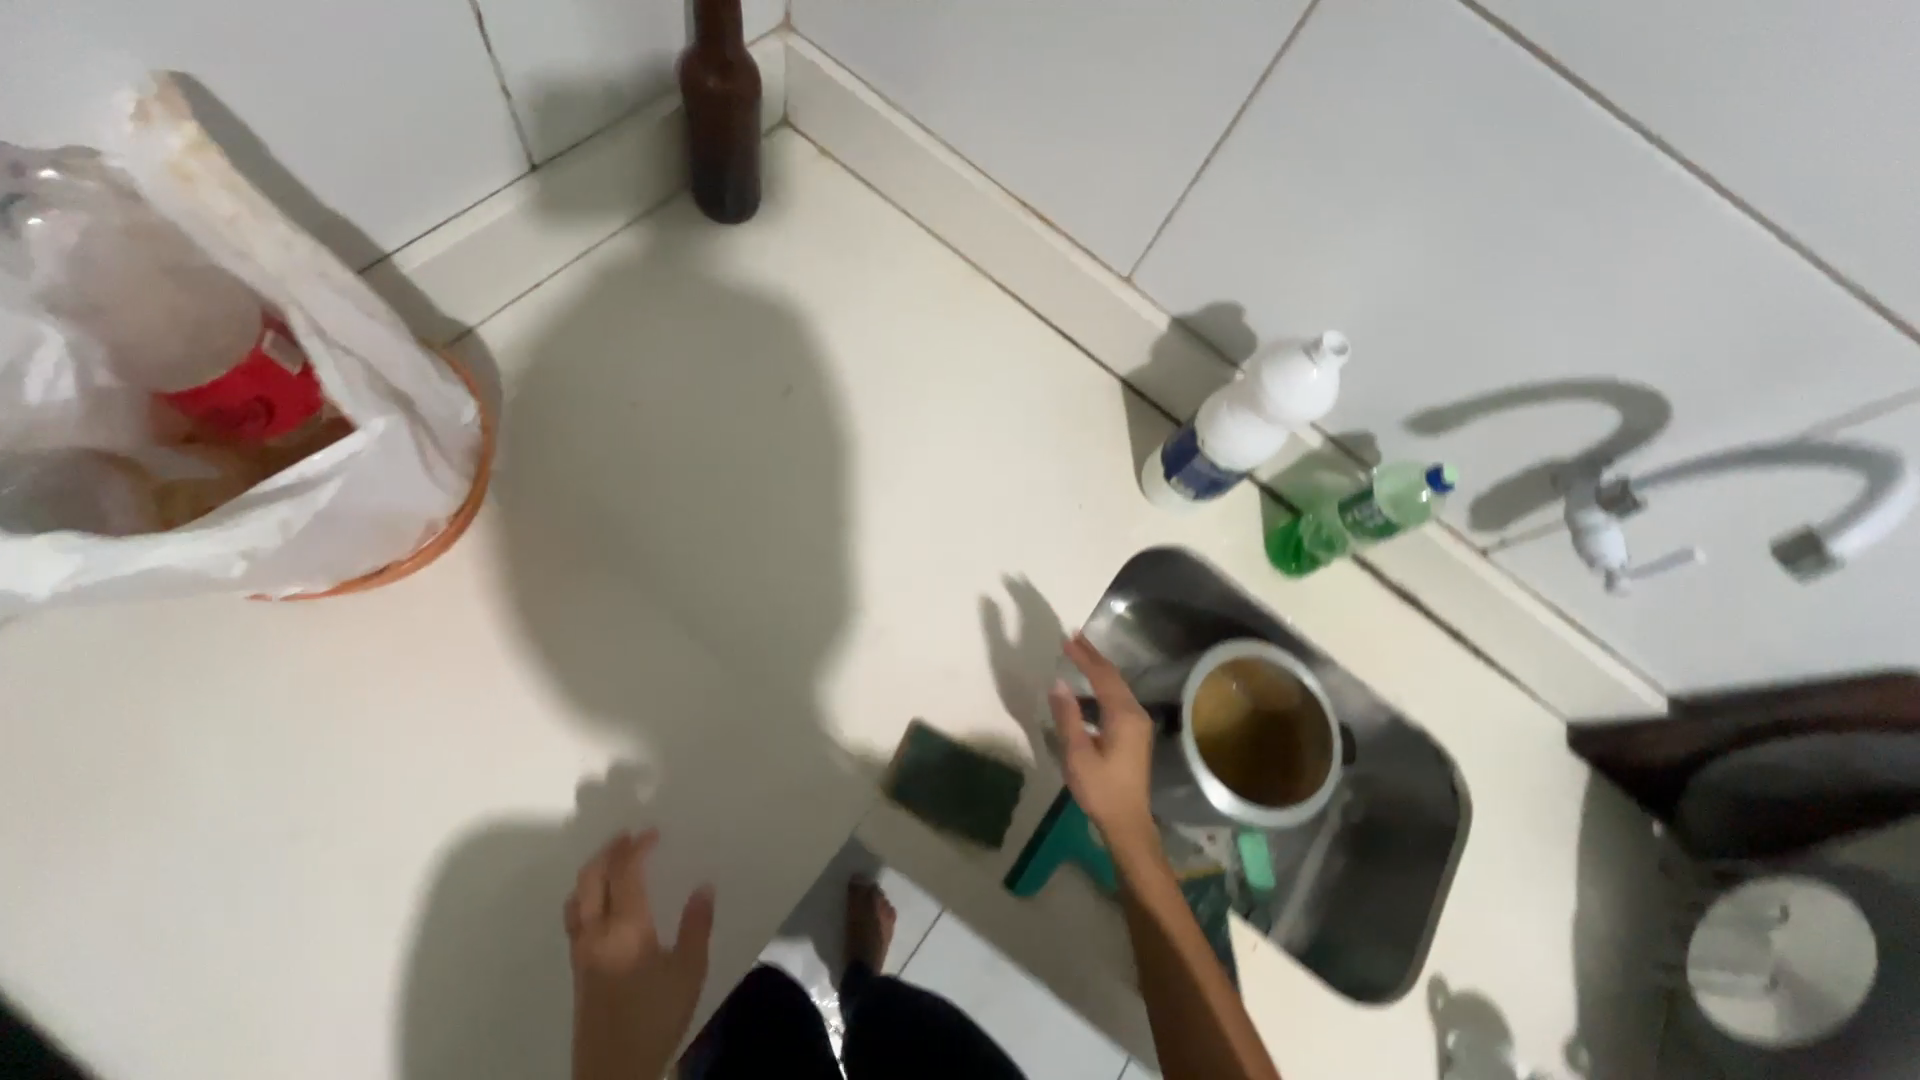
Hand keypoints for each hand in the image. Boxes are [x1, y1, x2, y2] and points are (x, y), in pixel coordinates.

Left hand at [566, 830, 715, 1079]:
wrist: (615, 1067)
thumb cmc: (657, 1016)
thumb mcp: (690, 971)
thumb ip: (697, 925)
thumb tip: (703, 887)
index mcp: (626, 926)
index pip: (624, 873)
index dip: (636, 847)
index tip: (652, 832)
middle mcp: (596, 932)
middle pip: (590, 879)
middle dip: (608, 853)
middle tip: (627, 837)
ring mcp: (581, 951)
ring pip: (577, 898)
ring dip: (592, 873)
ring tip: (612, 863)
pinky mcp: (577, 968)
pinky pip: (575, 916)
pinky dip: (587, 895)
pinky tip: (603, 903)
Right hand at [1050, 634, 1158, 853]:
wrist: (1127, 821)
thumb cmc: (1100, 789)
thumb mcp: (1077, 754)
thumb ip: (1068, 716)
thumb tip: (1058, 683)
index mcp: (1123, 716)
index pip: (1102, 676)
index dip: (1084, 656)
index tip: (1067, 638)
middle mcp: (1135, 714)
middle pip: (1114, 677)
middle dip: (1094, 656)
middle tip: (1074, 637)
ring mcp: (1138, 724)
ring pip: (1117, 688)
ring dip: (1098, 671)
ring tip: (1079, 655)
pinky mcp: (1135, 735)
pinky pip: (1118, 699)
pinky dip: (1103, 687)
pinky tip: (1089, 689)